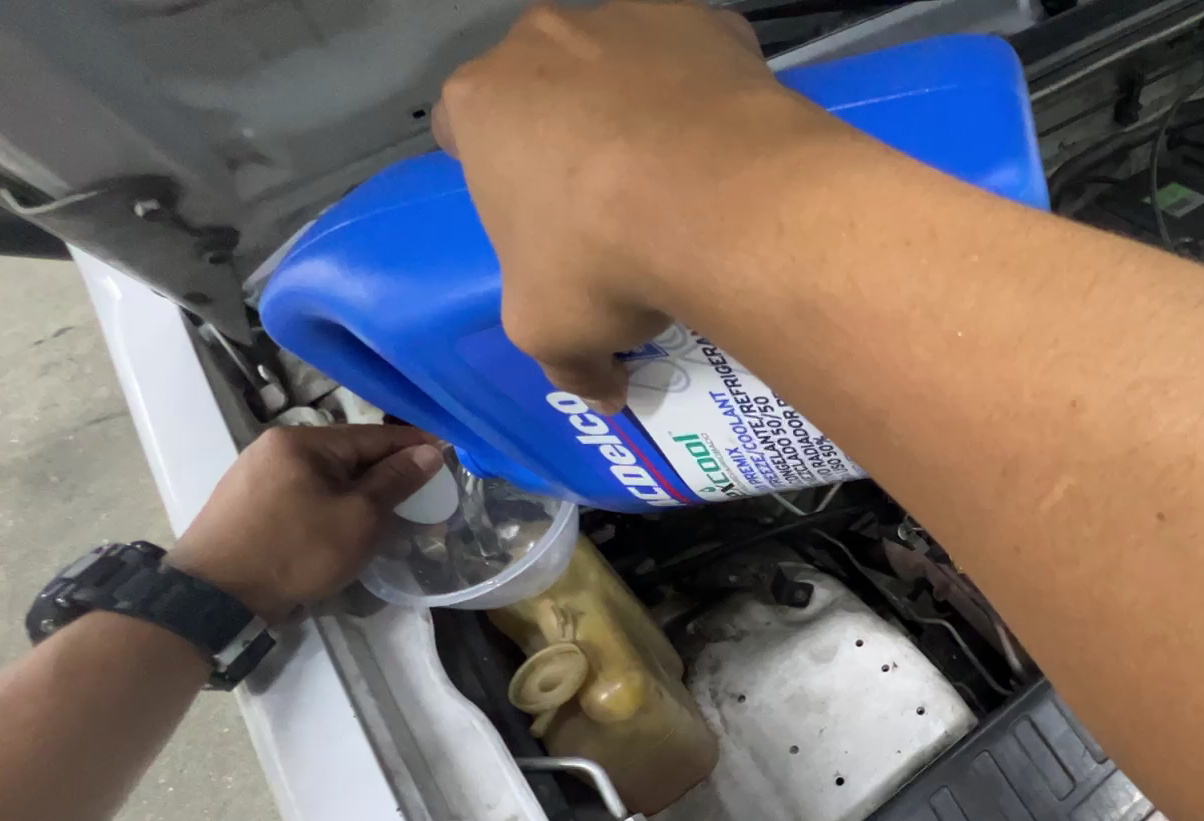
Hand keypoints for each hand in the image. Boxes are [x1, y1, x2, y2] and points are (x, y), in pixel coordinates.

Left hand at [166, 426, 442, 622]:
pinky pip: (312, 494)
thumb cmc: (298, 549)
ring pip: (334, 477)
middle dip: (393, 475)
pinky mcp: (255, 503)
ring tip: (399, 516)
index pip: (375, 436)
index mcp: (302, 442)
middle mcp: (277, 449)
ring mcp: (261, 476)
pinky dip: (342, 505)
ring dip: (369, 494)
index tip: (450, 457)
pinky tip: (357, 525)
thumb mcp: (362, 514)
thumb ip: (398, 479)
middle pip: (353, 456)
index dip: (416, 447)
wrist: (217, 597)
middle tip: (429, 497)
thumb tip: (430, 451)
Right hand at [431, 1, 850, 411]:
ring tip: (692, 186)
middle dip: (574, 146)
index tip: (548, 227)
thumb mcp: (556, 334)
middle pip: (547, 96)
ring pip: (625, 70)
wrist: (716, 207)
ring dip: (646, 117)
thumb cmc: (605, 265)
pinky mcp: (707, 24)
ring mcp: (627, 21)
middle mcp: (542, 42)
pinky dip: (715, 98)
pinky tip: (736, 149)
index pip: (467, 137)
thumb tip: (605, 399)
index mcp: (480, 107)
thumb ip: (570, 367)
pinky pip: (704, 61)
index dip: (503, 183)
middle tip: (623, 212)